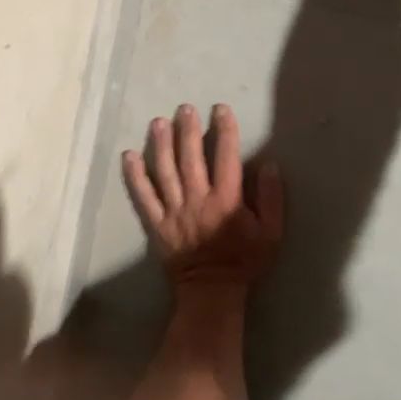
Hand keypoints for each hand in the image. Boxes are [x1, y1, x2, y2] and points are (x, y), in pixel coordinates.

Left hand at [122, 104, 282, 287]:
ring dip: (161, 145)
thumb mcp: (271, 232)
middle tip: (185, 108)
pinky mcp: (156, 224)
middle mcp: (197, 201)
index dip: (224, 131)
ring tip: (158, 122)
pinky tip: (129, 155)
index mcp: (226, 200)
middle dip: (188, 130)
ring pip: (165, 172)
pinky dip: (135, 176)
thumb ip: (271, 198)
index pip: (226, 158)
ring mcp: (174, 212)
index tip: (220, 110)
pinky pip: (143, 197)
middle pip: (191, 158)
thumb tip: (269, 164)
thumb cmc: (244, 261)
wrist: (211, 291)